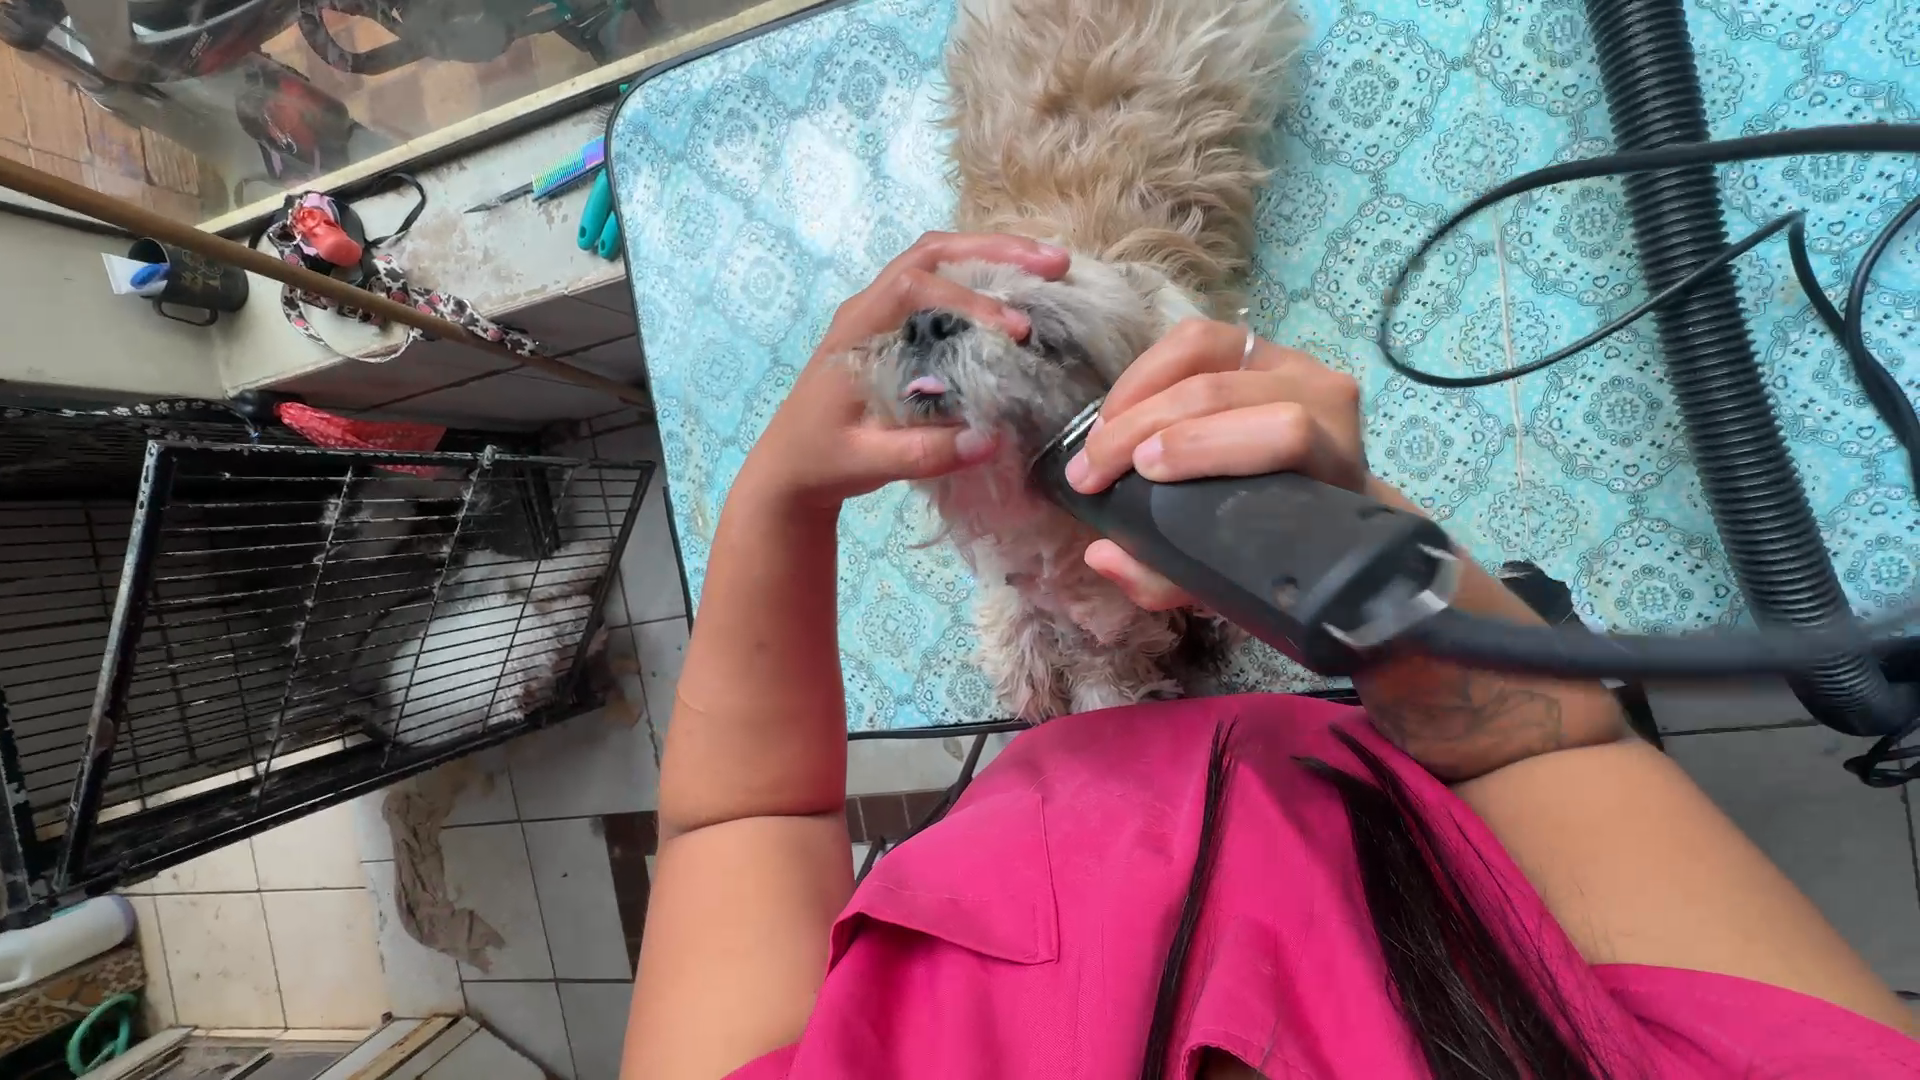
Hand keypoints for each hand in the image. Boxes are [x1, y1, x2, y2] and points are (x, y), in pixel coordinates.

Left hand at [736, 232, 1070, 510]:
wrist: (791, 467)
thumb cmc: (822, 460)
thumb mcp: (867, 463)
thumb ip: (922, 454)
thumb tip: (991, 440)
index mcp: (856, 332)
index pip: (913, 289)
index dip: (968, 300)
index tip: (1014, 331)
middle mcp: (869, 309)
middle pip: (931, 253)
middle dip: (995, 252)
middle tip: (1053, 264)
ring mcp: (882, 314)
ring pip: (938, 261)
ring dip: (993, 257)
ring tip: (1049, 268)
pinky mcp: (897, 329)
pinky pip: (940, 286)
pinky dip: (982, 280)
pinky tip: (1018, 295)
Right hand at [1064, 318, 1364, 609]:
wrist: (1321, 506)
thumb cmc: (1275, 545)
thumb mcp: (1228, 579)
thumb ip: (1166, 578)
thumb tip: (1101, 555)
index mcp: (1333, 462)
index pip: (1284, 432)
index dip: (1205, 445)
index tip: (1142, 471)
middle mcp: (1323, 397)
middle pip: (1221, 390)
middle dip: (1140, 426)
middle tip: (1088, 470)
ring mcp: (1290, 361)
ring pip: (1203, 347)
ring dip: (1134, 390)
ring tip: (1098, 435)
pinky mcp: (1255, 346)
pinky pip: (1191, 339)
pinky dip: (1142, 372)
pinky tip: (1115, 411)